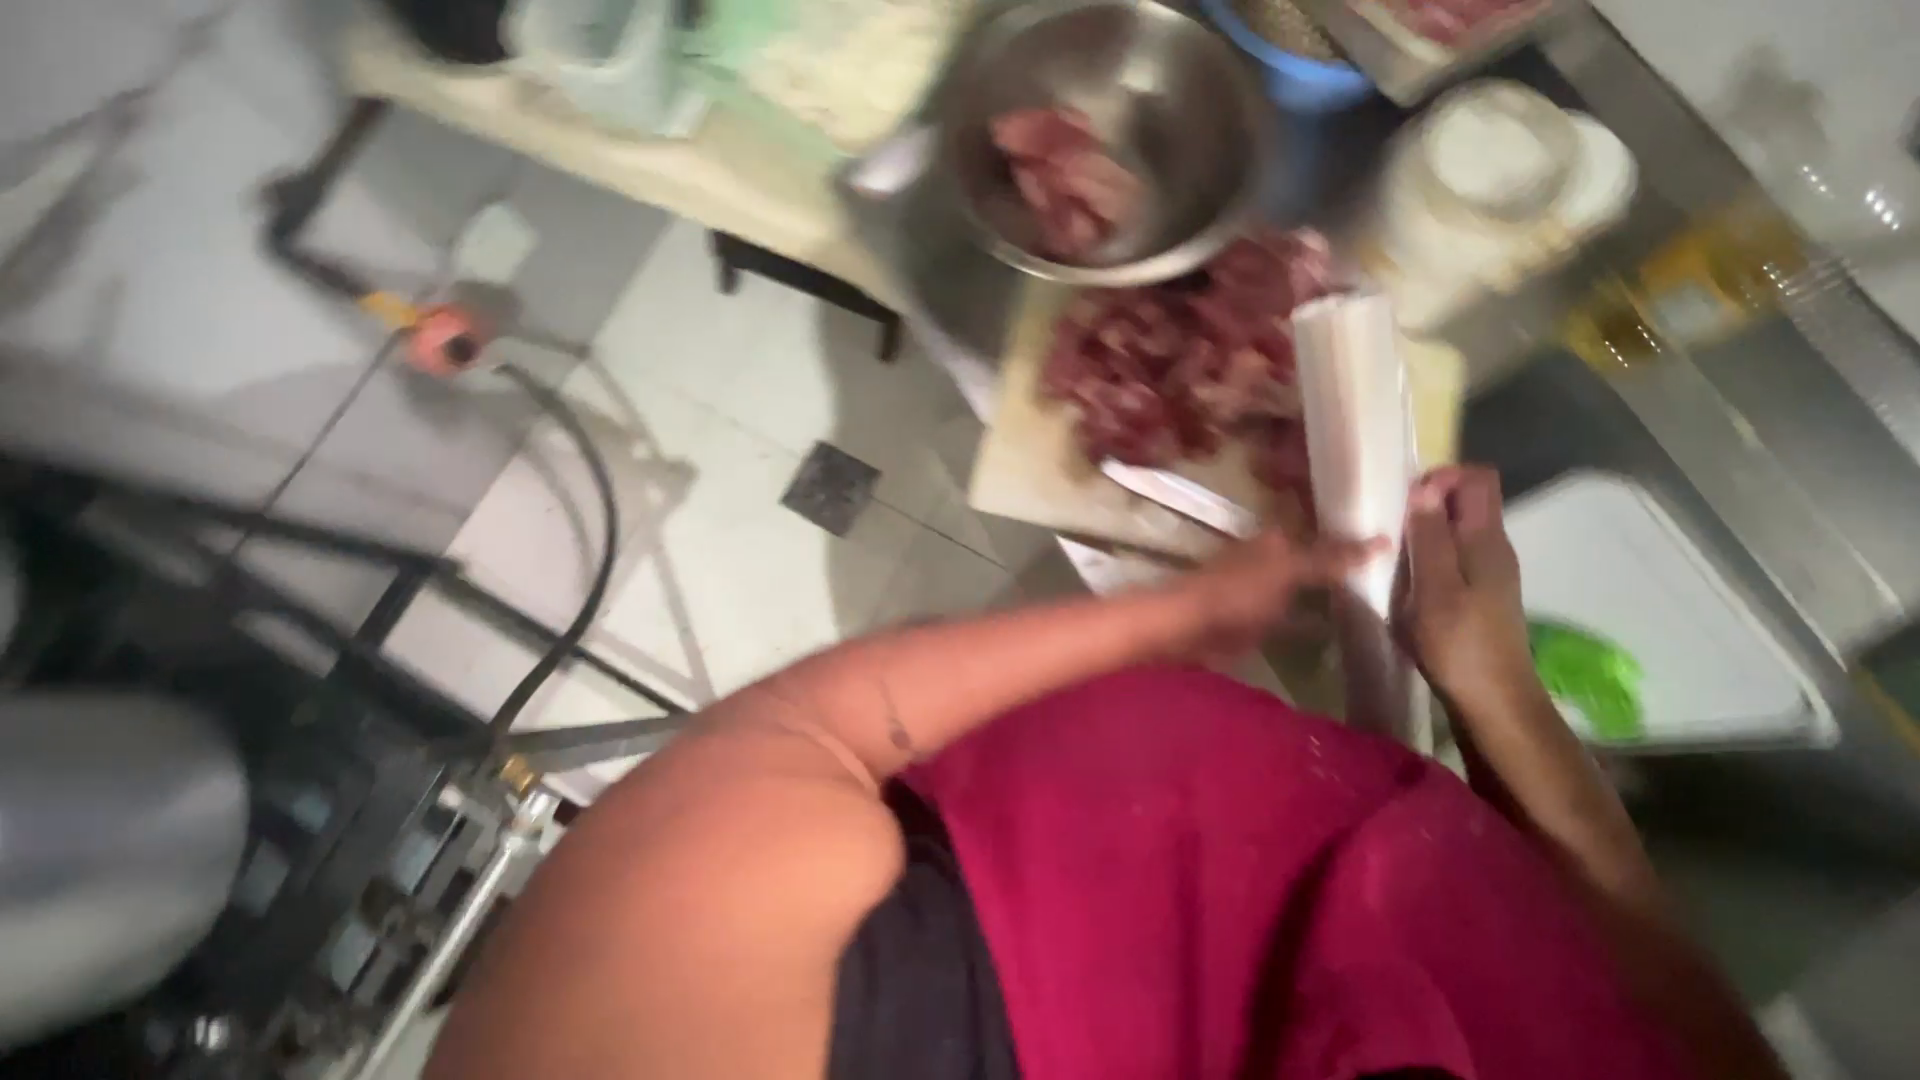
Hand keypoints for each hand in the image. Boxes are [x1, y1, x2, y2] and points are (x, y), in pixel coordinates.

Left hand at [1162, 528, 1386, 664]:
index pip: (1323, 526)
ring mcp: (1265, 591)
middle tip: (1399, 568)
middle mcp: (1272, 559)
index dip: (1353, 529)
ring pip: (1308, 587)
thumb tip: (1383, 537)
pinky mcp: (1260, 621)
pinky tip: (1343, 627)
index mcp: (1276, 538)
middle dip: (1347, 562)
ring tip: (1382, 597)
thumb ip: (1331, 556)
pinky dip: (1316, 620)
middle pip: (1317, 557)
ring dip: (1333, 592)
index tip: (1395, 530)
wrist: (1188, 628)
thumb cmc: (1236, 592)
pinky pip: (1297, 617)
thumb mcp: (1288, 569)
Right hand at [1396, 466, 1544, 714]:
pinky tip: (1406, 584)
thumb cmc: (1459, 644)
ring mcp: (1488, 571)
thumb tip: (1424, 488)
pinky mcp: (1478, 593)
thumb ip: (1430, 537)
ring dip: (1422, 533)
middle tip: (1389, 532)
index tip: (1404, 502)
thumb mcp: (1434, 588)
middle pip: (1465, 501)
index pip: (1477, 478)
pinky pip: (1452, 556)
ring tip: (1391, 558)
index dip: (1440, 477)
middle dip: (1425, 504)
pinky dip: (1427, 558)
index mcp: (1485, 539)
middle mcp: (1493, 547)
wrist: (1493, 700)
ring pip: (1456, 529)